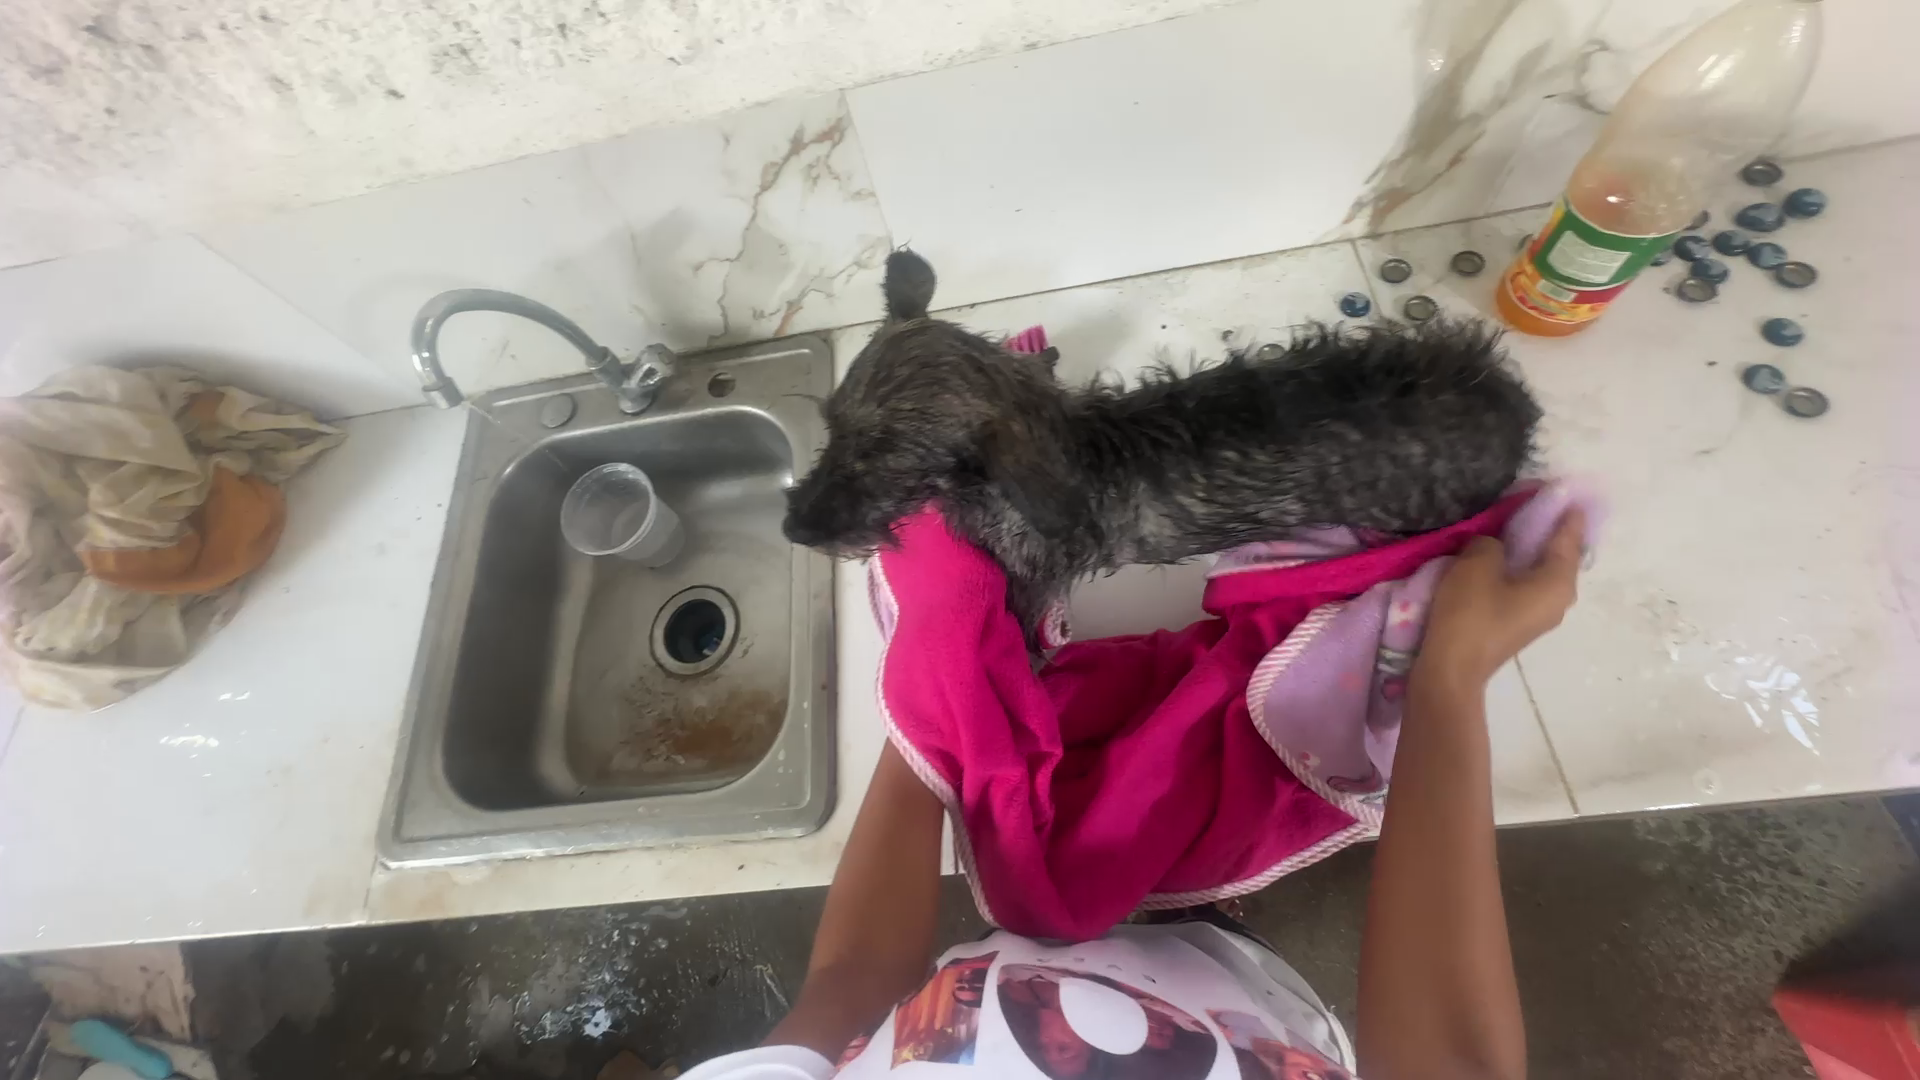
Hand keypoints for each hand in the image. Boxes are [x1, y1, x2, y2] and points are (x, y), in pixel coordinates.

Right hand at [1416, 509, 1584, 691]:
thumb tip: (1493, 546)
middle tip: (1530, 509)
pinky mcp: (1515, 625)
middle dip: (1545, 534)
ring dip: (1525, 554)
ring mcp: (1537, 616)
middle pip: (1556, 558)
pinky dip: (1512, 571)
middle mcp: (1558, 600)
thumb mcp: (1476, 565)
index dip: (1566, 515)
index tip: (1566, 494)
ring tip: (1508, 533)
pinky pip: (1520, 588)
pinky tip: (1494, 563)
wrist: (1451, 667)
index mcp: (1557, 583)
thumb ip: (1489, 544)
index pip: (1568, 540)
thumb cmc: (1470, 613)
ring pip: (1537, 575)